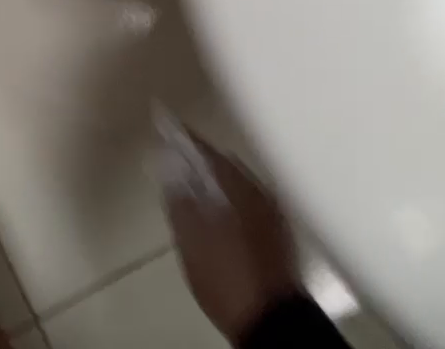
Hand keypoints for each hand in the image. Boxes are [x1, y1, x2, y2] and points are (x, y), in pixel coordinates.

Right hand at [161, 126, 304, 344]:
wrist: (273, 322)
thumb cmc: (226, 277)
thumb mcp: (191, 242)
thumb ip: (179, 199)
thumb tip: (167, 164)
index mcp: (237, 187)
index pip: (205, 150)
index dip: (183, 137)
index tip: (165, 123)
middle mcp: (260, 191)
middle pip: (225, 163)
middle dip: (200, 158)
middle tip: (175, 157)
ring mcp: (274, 211)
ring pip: (239, 181)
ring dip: (217, 178)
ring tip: (194, 185)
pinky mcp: (279, 231)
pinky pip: (249, 198)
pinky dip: (231, 195)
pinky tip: (220, 210)